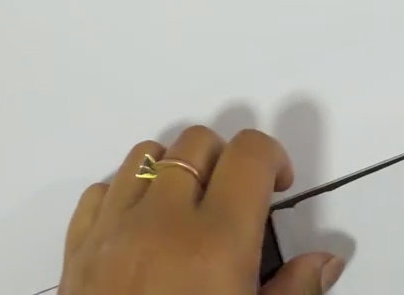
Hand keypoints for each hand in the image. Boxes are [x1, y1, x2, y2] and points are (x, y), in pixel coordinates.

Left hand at [60, 126, 345, 294]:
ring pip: (147, 152)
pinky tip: (141, 224)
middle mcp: (163, 221)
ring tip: (187, 206)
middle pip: (198, 142)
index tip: (277, 184)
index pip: (250, 152)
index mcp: (216, 242)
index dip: (272, 157)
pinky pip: (100, 190)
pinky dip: (123, 192)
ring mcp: (113, 232)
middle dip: (225, 159)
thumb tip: (327, 261)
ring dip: (173, 168)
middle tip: (236, 199)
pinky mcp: (76, 251)